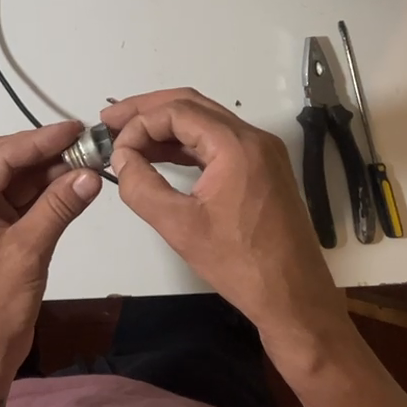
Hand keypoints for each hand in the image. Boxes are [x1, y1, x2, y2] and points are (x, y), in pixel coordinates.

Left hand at [0, 121, 102, 374]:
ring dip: (50, 173)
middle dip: (46, 152)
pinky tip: (75, 188)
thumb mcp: (29, 251)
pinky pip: (24, 205)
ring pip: (18, 183)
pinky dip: (48, 196)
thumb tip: (90, 174)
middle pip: (8, 164)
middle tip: (85, 143)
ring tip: (88, 162)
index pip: (3, 156)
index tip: (75, 128)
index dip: (40, 139)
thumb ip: (58, 208)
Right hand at [101, 89, 349, 367]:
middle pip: (190, 104)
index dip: (139, 124)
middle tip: (110, 121)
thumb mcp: (179, 227)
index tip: (114, 148)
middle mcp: (253, 138)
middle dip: (147, 110)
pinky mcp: (262, 167)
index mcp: (236, 146)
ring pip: (203, 119)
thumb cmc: (239, 265)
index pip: (176, 112)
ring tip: (127, 137)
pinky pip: (216, 140)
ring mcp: (261, 151)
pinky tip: (158, 154)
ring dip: (164, 124)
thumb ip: (140, 186)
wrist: (296, 301)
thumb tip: (120, 157)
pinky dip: (185, 141)